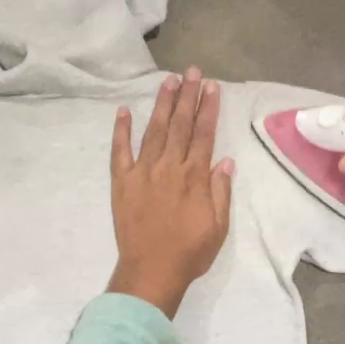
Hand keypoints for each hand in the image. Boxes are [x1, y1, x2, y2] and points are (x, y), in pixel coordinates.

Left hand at [107, 68, 233, 317]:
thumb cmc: (190, 253)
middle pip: (180, 125)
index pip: (204, 135)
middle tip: (193, 72)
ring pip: (154, 130)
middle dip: (188, 96)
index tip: (211, 87)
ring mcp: (142, 172)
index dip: (208, 109)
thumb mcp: (218, 227)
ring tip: (169, 81)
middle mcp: (169, 167)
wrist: (151, 272)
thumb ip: (220, 192)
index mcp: (194, 178)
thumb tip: (224, 162)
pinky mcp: (122, 182)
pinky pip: (120, 151)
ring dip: (162, 104)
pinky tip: (124, 111)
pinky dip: (122, 130)